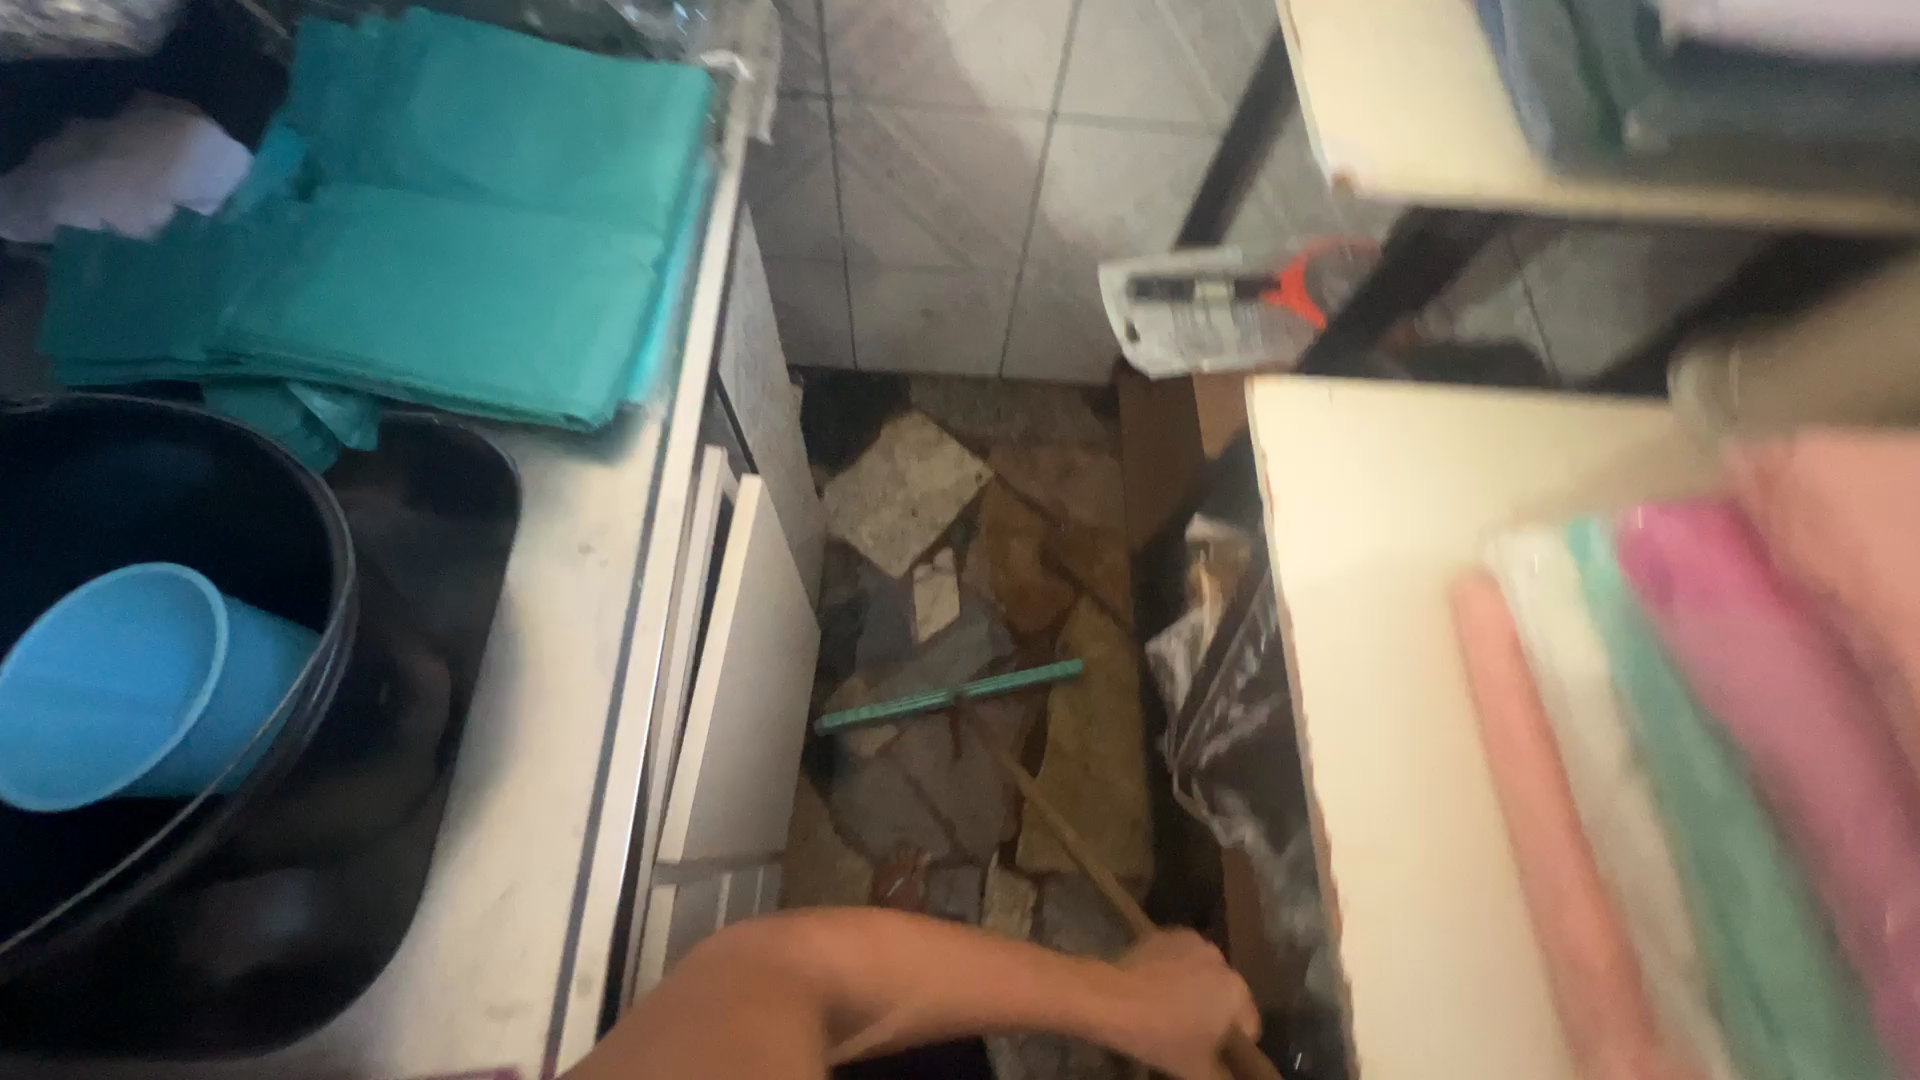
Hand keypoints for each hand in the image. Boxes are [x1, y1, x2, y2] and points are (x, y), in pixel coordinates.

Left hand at [1108, 930, 1259, 1079]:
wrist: (1112, 999)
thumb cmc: (1162, 1036)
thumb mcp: (1200, 1072)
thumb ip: (1226, 1078)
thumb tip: (1231, 1076)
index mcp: (1237, 990)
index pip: (1248, 1026)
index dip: (1231, 1045)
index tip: (1209, 1052)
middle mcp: (1219, 957)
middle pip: (1225, 995)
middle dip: (1213, 1012)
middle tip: (1189, 1031)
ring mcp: (1190, 939)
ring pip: (1203, 973)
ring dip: (1195, 986)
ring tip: (1169, 1006)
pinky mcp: (1164, 932)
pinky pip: (1180, 957)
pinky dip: (1175, 968)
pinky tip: (1155, 985)